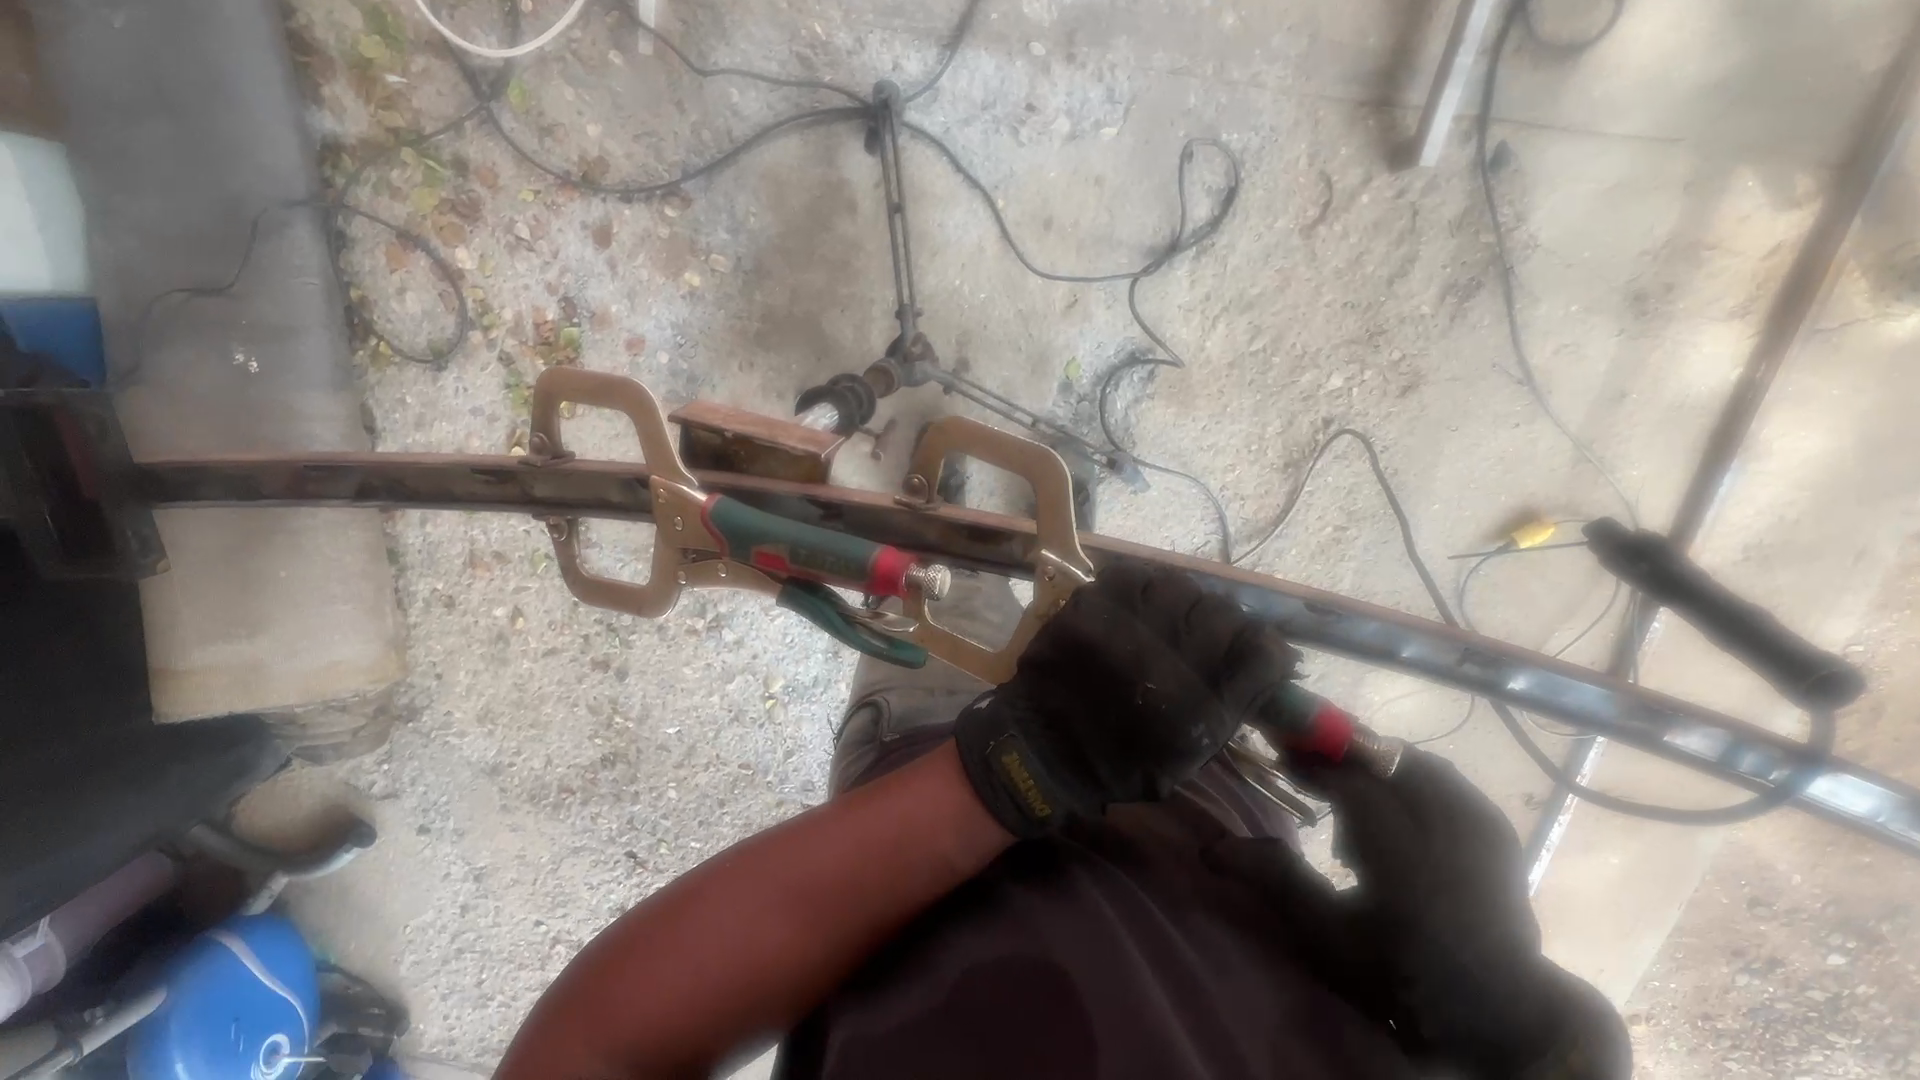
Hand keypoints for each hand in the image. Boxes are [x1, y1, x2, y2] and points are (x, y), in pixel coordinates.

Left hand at [954, 563, 1291, 837]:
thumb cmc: (1119, 764)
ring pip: (1179, 586)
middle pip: (1223, 613)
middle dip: (1226, 619)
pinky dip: (1142, 584)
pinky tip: (1141, 602)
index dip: (1265, 644)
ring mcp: (1125, 633)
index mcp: (1198, 710)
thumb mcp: (1188, 755)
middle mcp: (1168, 666)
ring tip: (1174, 612)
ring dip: (1184, 598)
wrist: (1043, 752)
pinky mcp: (1088, 611)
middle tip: (1211, 627)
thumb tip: (1270, 662)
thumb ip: (1229, 706)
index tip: (1256, 646)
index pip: (1259, 652)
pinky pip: (1131, 575)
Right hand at [1207, 748, 1630, 1079]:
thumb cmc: (1400, 973)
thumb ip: (1276, 881)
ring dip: (1374, 764)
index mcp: (1405, 859)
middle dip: (1341, 753)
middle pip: (1386, 760)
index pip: (1354, 785)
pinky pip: (1444, 779)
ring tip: (1347, 789)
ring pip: (1417, 763)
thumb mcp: (1328, 936)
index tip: (1281, 757)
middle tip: (1306, 762)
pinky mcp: (1496, 829)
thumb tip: (1211, 847)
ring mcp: (1479, 826)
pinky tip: (1392, 802)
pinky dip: (1409, 777)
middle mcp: (1447, 831)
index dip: (1313, 764)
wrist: (1494, 1006)